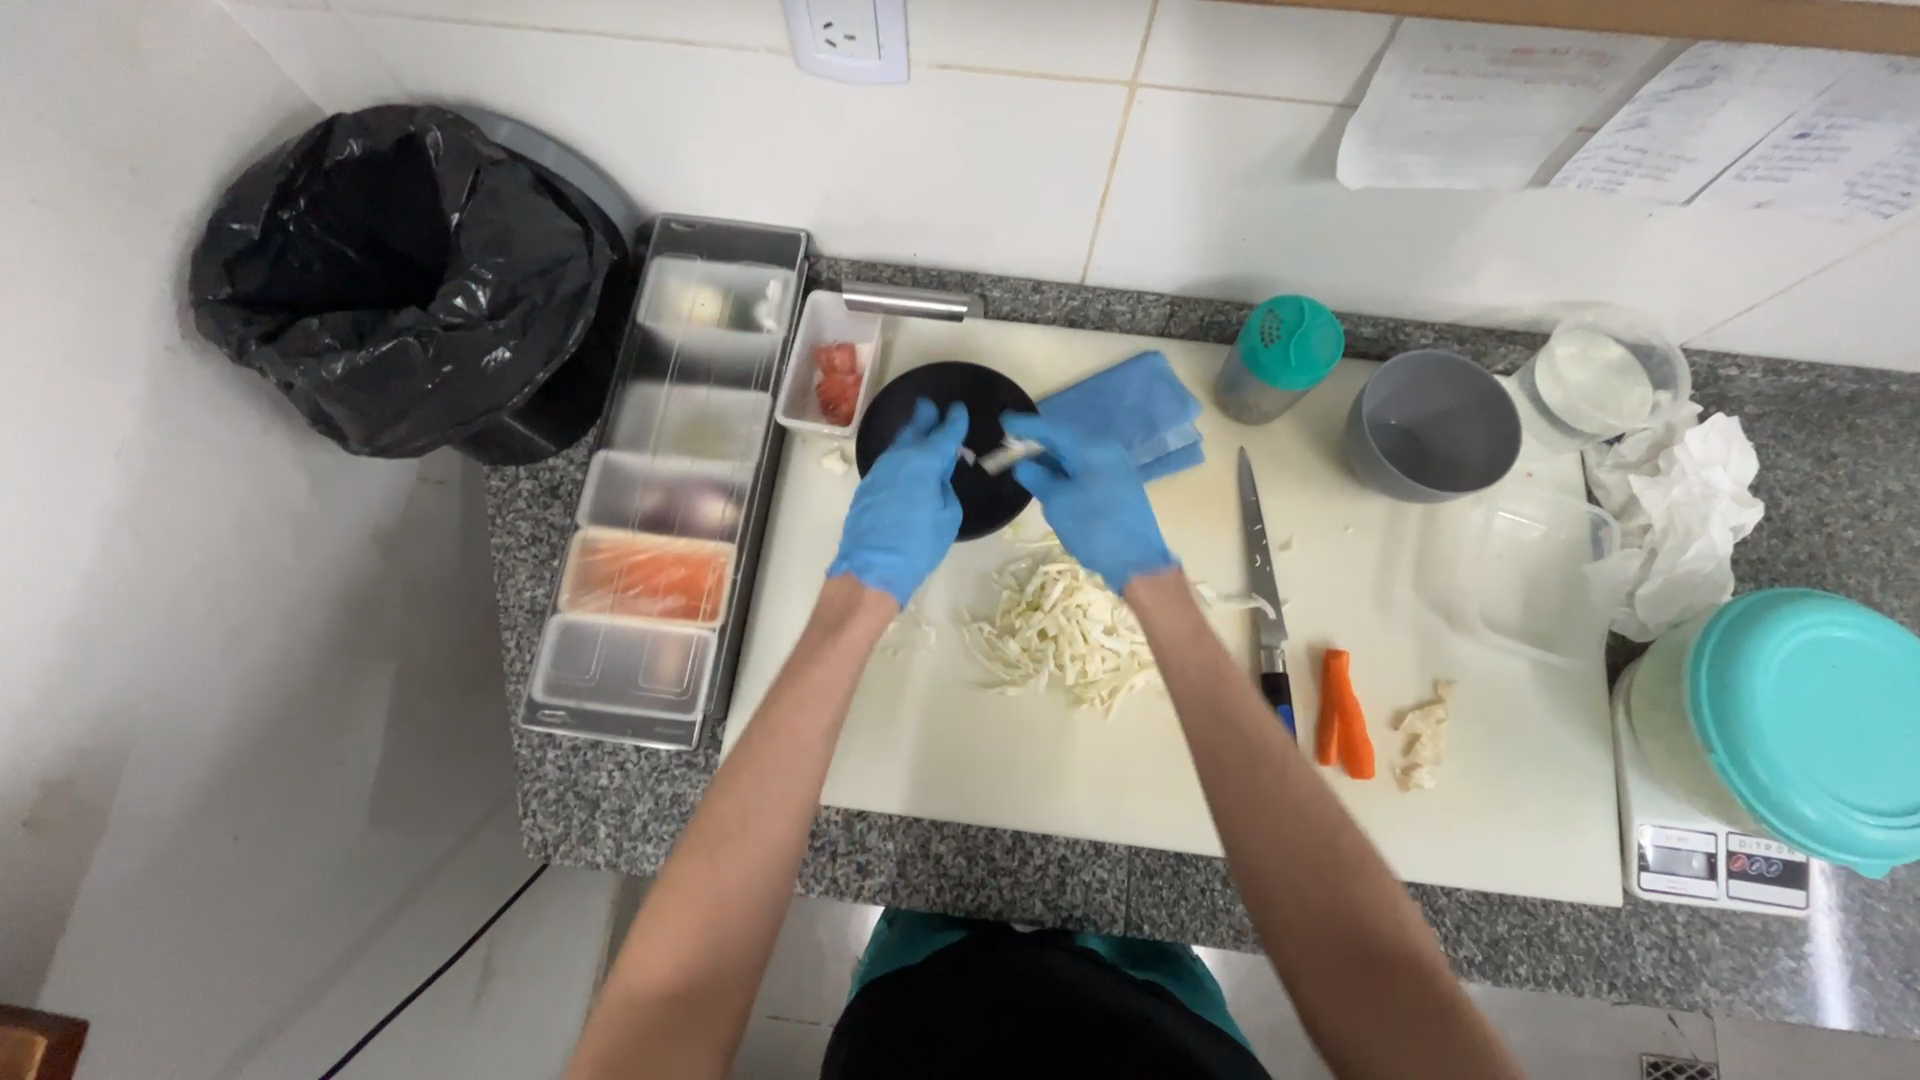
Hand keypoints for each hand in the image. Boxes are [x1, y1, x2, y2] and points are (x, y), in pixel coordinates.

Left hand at [828, 398, 968, 606]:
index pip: (944, 433)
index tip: (958, 410)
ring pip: (898, 445)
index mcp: (924, 461)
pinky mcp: (867, 487)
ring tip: (920, 431)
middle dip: (924, 417)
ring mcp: (879, 471)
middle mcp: (899, 458)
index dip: (954, 421)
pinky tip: (906, 463)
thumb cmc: (919, 543)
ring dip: (910, 436)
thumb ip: (945, 487)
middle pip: (914, 429)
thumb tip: (937, 478)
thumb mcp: (948, 515)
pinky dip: (900, 457)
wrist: (872, 567)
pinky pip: (889, 463)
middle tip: (930, 407)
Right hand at [1001, 412, 1175, 592]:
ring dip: (1050, 460)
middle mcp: (1106, 452)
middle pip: (1065, 441)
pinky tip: (1049, 482)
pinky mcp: (1117, 486)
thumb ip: (1037, 478)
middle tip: (1010, 447)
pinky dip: (1064, 472)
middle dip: (1037, 444)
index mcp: (1092, 449)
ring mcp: (1115, 469)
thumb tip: (1023, 464)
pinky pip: (1084, 470)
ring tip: (1025, 465)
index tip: (1003, 422)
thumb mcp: (1057, 502)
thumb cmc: (1093, 528)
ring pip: (1075, 457)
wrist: (1136, 561)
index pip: (1052, 430)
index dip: (1026, 426)